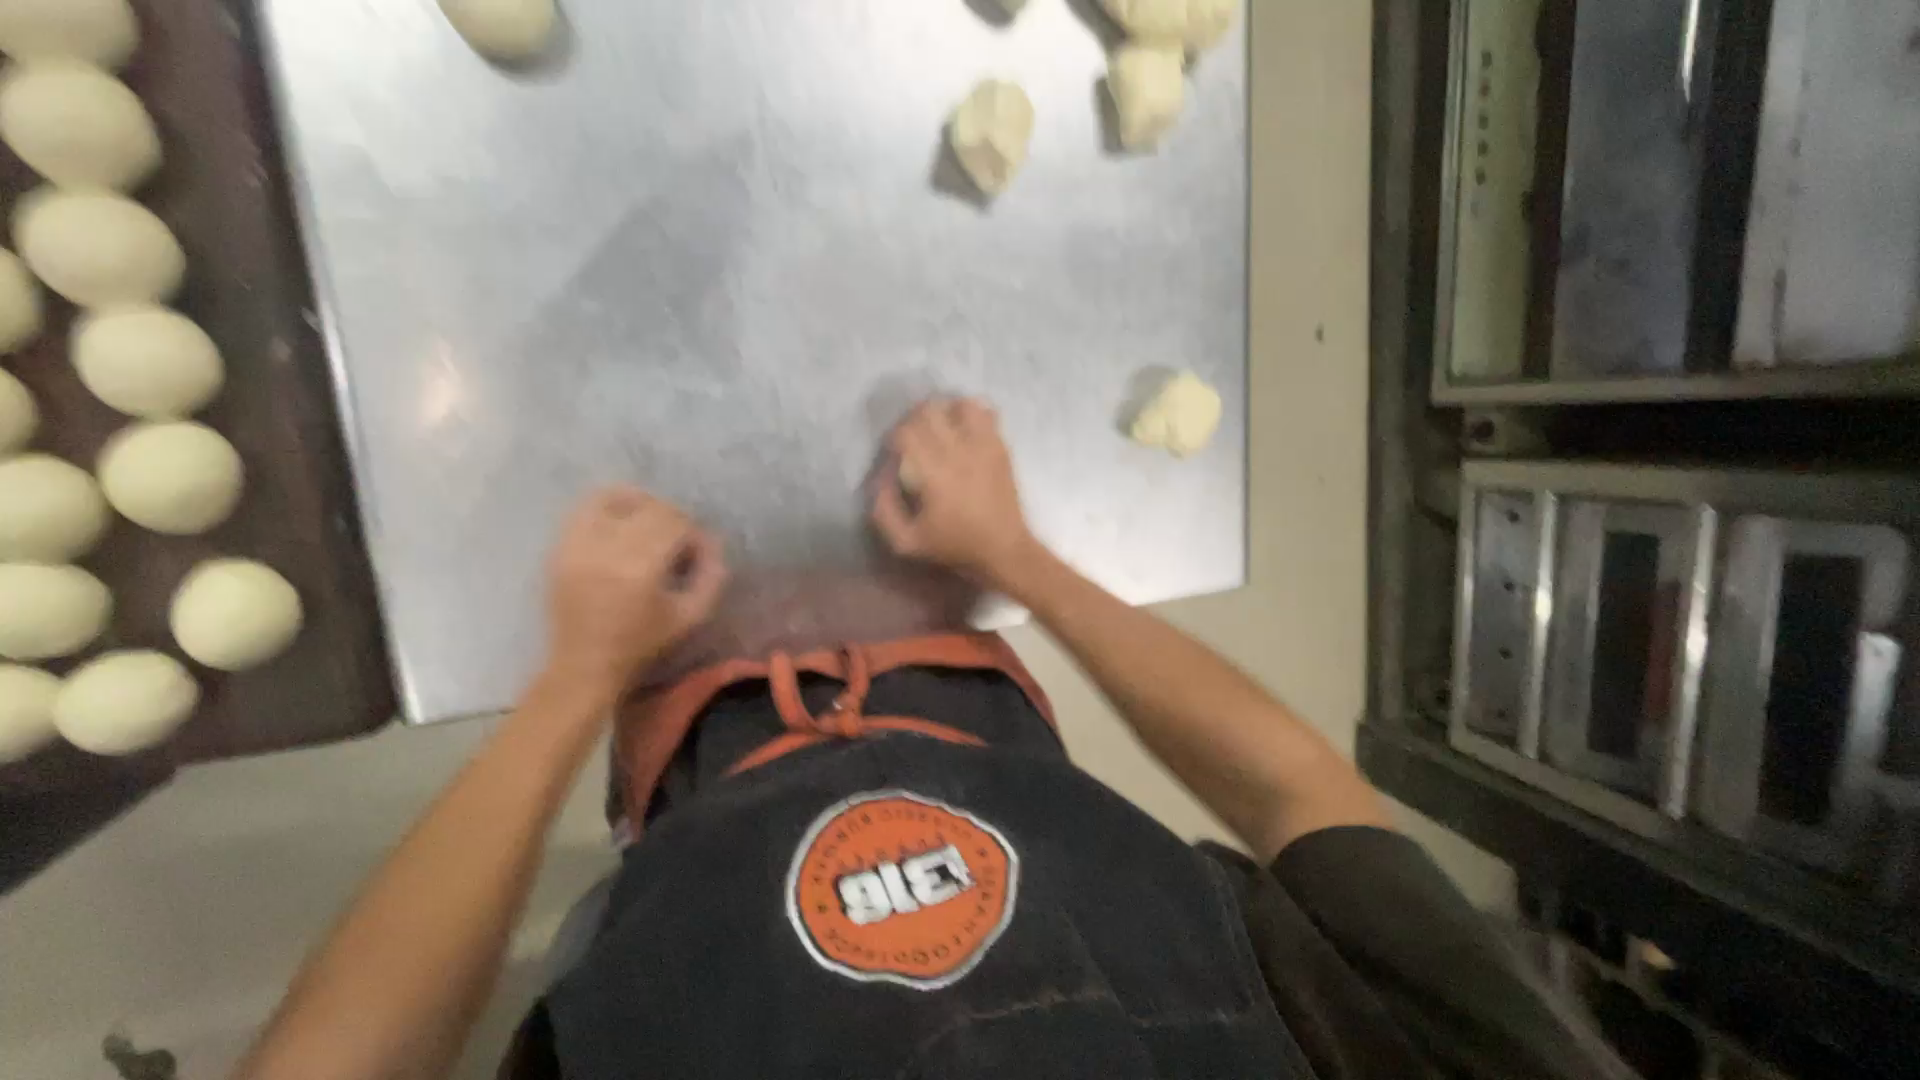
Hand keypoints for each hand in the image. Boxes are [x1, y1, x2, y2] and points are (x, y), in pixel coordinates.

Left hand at [544, 487, 728, 696]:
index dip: (692, 533)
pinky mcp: (560, 548)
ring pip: (614, 498)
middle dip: (671, 518)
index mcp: (639, 569)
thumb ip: (712, 574)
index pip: (675, 523)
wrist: (585, 665)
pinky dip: (608, 509)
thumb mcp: (692, 616)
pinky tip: (621, 525)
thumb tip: (711, 540)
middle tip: (676, 540)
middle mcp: (605, 550)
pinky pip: (584, 509)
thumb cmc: (643, 644)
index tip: (695, 553)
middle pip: (649, 507)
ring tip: (648, 524)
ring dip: (639, 505)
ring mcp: (577, 546)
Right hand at [871, 398, 1037, 586]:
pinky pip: (987, 414)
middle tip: (913, 438)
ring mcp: (984, 446)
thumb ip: (884, 509)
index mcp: (933, 472)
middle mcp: (958, 451)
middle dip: (914, 419)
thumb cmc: (954, 547)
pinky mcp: (1000, 447)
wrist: (1003, 550)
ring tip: (941, 428)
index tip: (895, 452)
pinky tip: (965, 432)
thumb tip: (880, 476)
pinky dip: (971, 415)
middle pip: (930, 410)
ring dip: (946, 411)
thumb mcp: (906, 542)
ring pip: (961, 405)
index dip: (894, 436)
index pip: (906, 431)